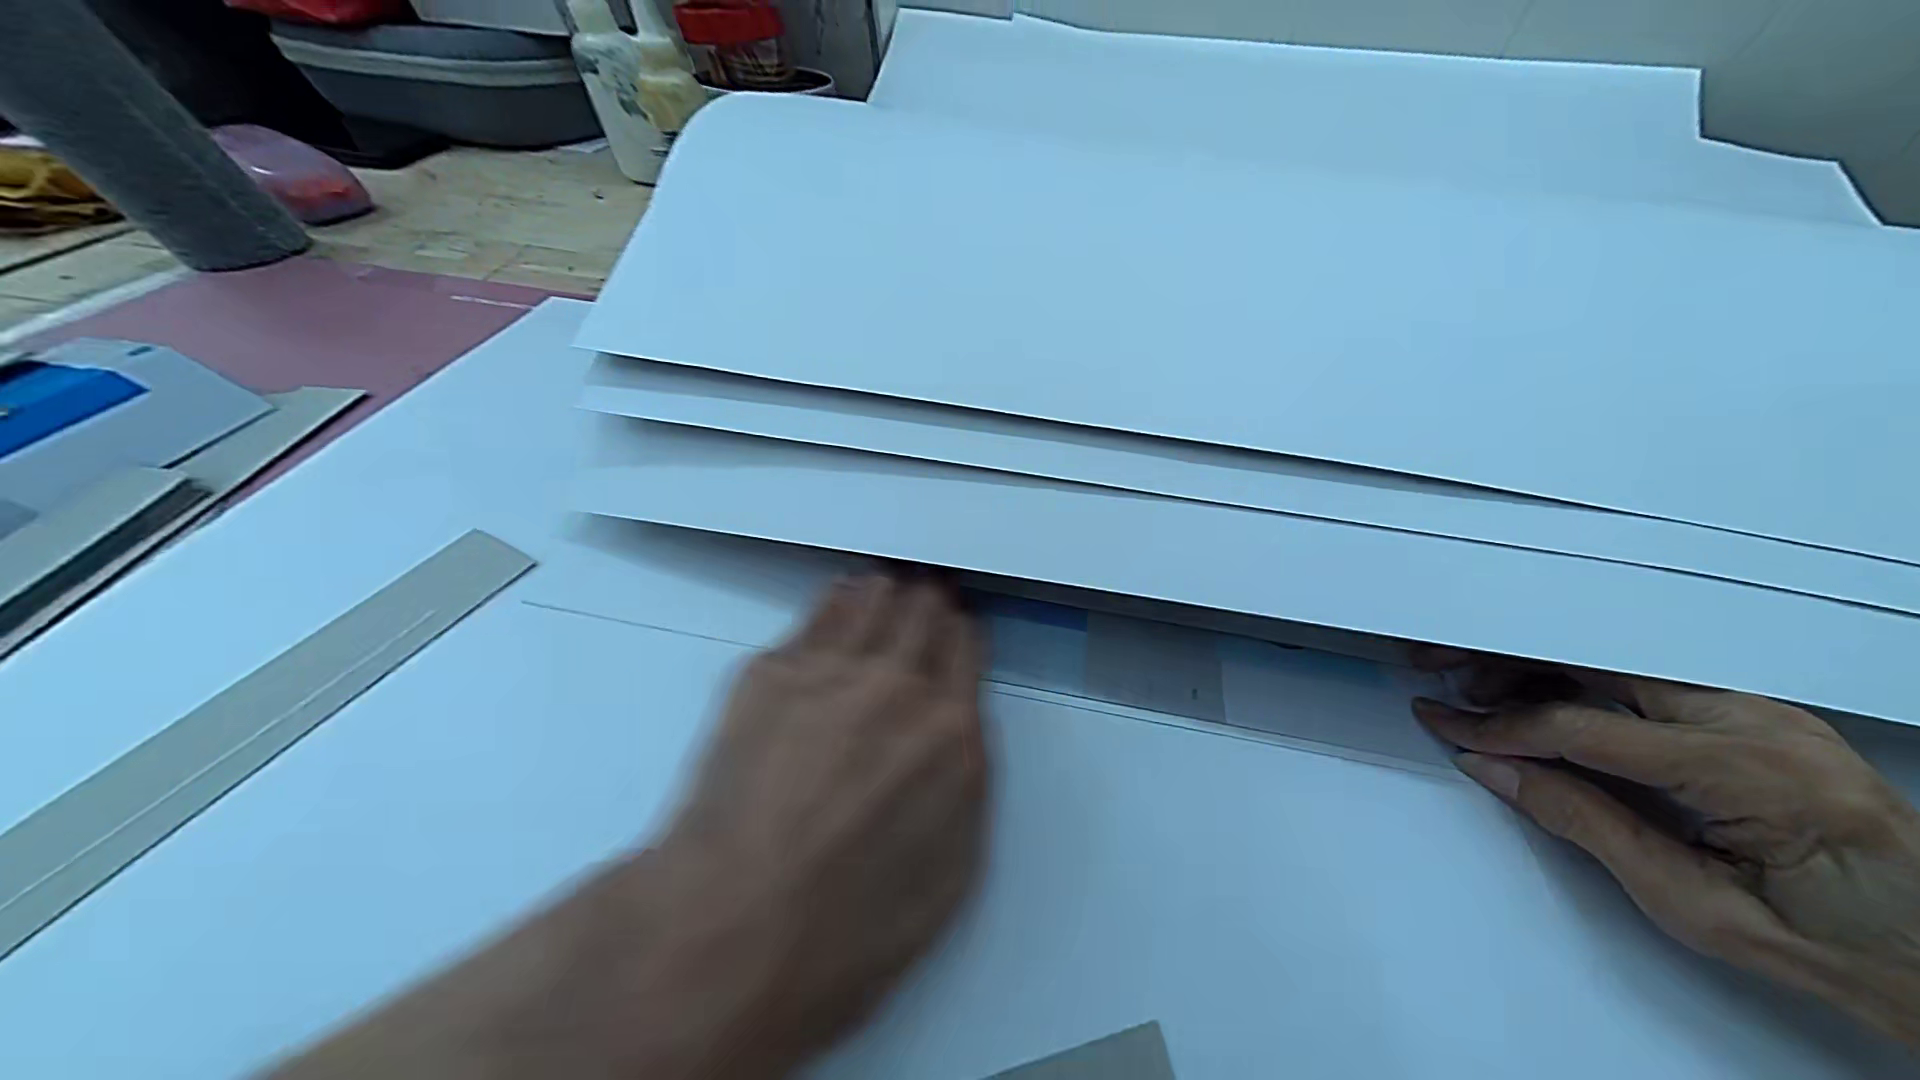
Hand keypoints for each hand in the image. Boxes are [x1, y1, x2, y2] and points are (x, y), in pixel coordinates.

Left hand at [262, 573, 987, 1079]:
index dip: (962, 632)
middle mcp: (898, 684)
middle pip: (923, 610)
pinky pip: (818, 613)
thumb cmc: (853, 923)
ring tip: (888, 585)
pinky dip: (838, 600)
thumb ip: (966, 781)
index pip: (966, 646)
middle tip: (926, 592)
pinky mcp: (771, 669)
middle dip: (929, 600)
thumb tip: (956, 732)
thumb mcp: (951, 868)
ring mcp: (832, 669)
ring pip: (873, 598)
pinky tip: (841, 597)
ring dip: (887, 591)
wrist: (733, 925)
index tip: (956, 627)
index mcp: (952, 729)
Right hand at [1411, 653, 1919, 1045]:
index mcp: (1748, 769)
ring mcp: (1757, 710)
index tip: (1444, 725)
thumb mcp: (1692, 904)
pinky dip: (1578, 682)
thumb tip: (1494, 767)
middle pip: (1592, 664)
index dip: (1495, 727)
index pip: (1577, 726)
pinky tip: (1540, 697)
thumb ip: (1583, 822)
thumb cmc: (1839, 947)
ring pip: (1612, 662)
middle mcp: (1756, 720)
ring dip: (1537, 668)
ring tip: (1479, 688)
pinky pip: (1641, 680)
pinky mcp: (1749, 714)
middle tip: (1439, 666)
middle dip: (1504, 661)